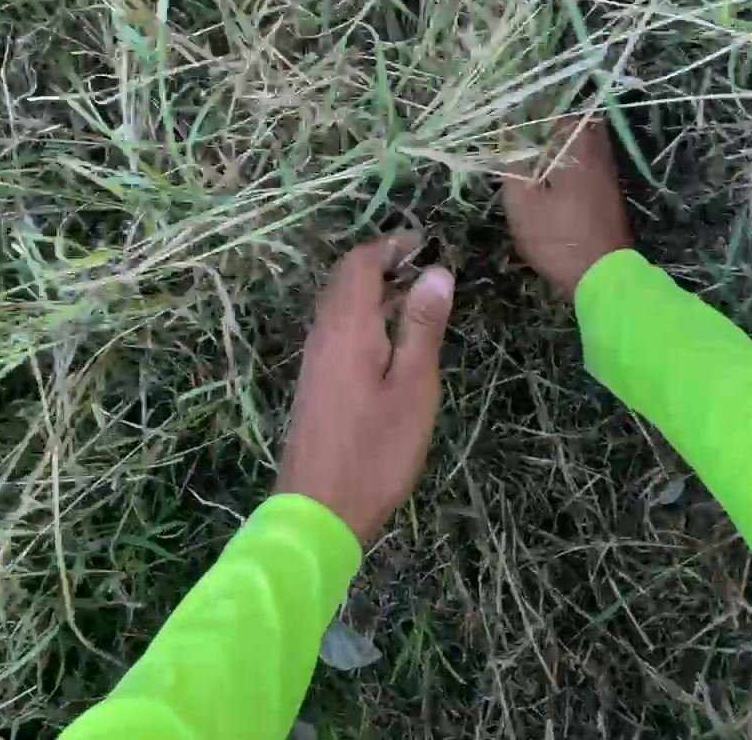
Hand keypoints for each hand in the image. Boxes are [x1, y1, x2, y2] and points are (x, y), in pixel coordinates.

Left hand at [276, 231, 454, 544]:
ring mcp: (315, 358)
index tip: (422, 240)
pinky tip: (389, 336)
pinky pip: (337, 328)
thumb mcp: (413, 387)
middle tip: (420, 261)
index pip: (360, 264)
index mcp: (347, 327)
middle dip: (380, 261)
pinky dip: (363, 314)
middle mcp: (324, 333)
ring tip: (413, 292)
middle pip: (345, 279)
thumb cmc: (375, 450)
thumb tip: (436, 271)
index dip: (389, 245)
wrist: (317, 510)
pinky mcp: (315, 380)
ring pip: (339, 304)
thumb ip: (422, 327)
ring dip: (371, 288)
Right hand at [502, 120, 634, 298]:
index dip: (528, 113)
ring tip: (529, 158)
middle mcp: (597, 151)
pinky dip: (567, 162)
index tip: (507, 121)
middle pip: (571, 123)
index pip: (552, 111)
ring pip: (580, 143)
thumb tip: (507, 139)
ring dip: (557, 145)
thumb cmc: (557, 236)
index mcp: (576, 146)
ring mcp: (607, 171)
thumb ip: (512, 166)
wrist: (602, 275)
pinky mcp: (608, 191)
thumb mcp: (521, 202)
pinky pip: (585, 162)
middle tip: (519, 138)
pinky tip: (548, 178)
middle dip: (546, 126)